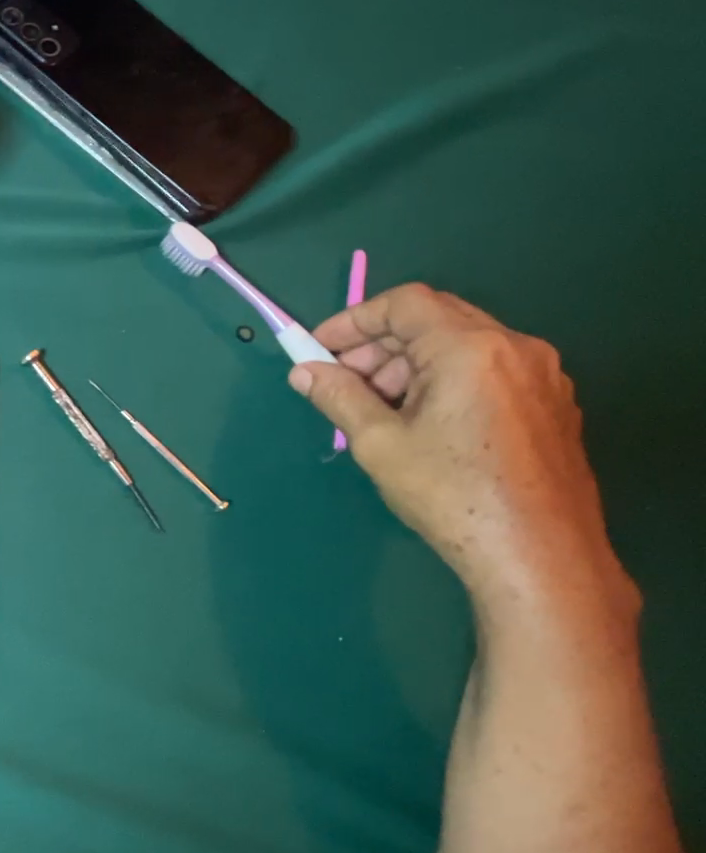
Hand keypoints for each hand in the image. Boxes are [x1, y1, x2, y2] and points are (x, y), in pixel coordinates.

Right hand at [289, 284, 631, 608]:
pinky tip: (419, 425)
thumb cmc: (449, 492)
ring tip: (375, 413)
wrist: (536, 549)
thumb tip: (304, 371)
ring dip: (407, 367)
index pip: (405, 303)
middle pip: (434, 320)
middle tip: (339, 386)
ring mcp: (539, 375)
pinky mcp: (548, 402)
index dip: (353, 320)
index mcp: (471, 349)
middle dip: (377, 347)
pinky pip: (485, 371)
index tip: (317, 351)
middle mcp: (513, 348)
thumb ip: (339, 397)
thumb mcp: (377, 443)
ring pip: (459, 346)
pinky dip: (441, 382)